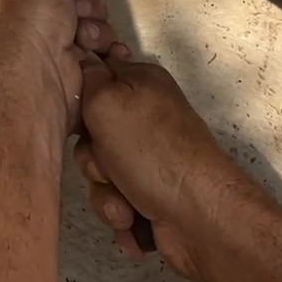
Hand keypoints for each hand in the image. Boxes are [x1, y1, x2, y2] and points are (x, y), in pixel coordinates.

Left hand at [0, 0, 118, 139]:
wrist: (42, 70)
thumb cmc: (34, 15)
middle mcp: (46, 20)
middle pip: (87, 1)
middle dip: (87, 4)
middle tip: (75, 12)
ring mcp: (66, 47)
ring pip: (101, 26)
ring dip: (97, 29)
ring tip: (83, 39)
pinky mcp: (85, 71)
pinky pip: (110, 53)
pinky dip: (110, 53)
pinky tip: (101, 54)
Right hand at [75, 50, 244, 279]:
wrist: (201, 219)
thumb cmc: (151, 151)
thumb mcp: (108, 100)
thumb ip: (89, 77)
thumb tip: (84, 60)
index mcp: (141, 83)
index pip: (96, 74)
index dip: (82, 95)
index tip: (79, 114)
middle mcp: (145, 118)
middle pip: (91, 131)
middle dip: (92, 157)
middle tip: (106, 166)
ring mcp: (148, 159)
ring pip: (100, 172)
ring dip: (106, 193)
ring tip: (126, 206)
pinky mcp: (150, 196)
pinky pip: (115, 201)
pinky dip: (121, 214)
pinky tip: (134, 221)